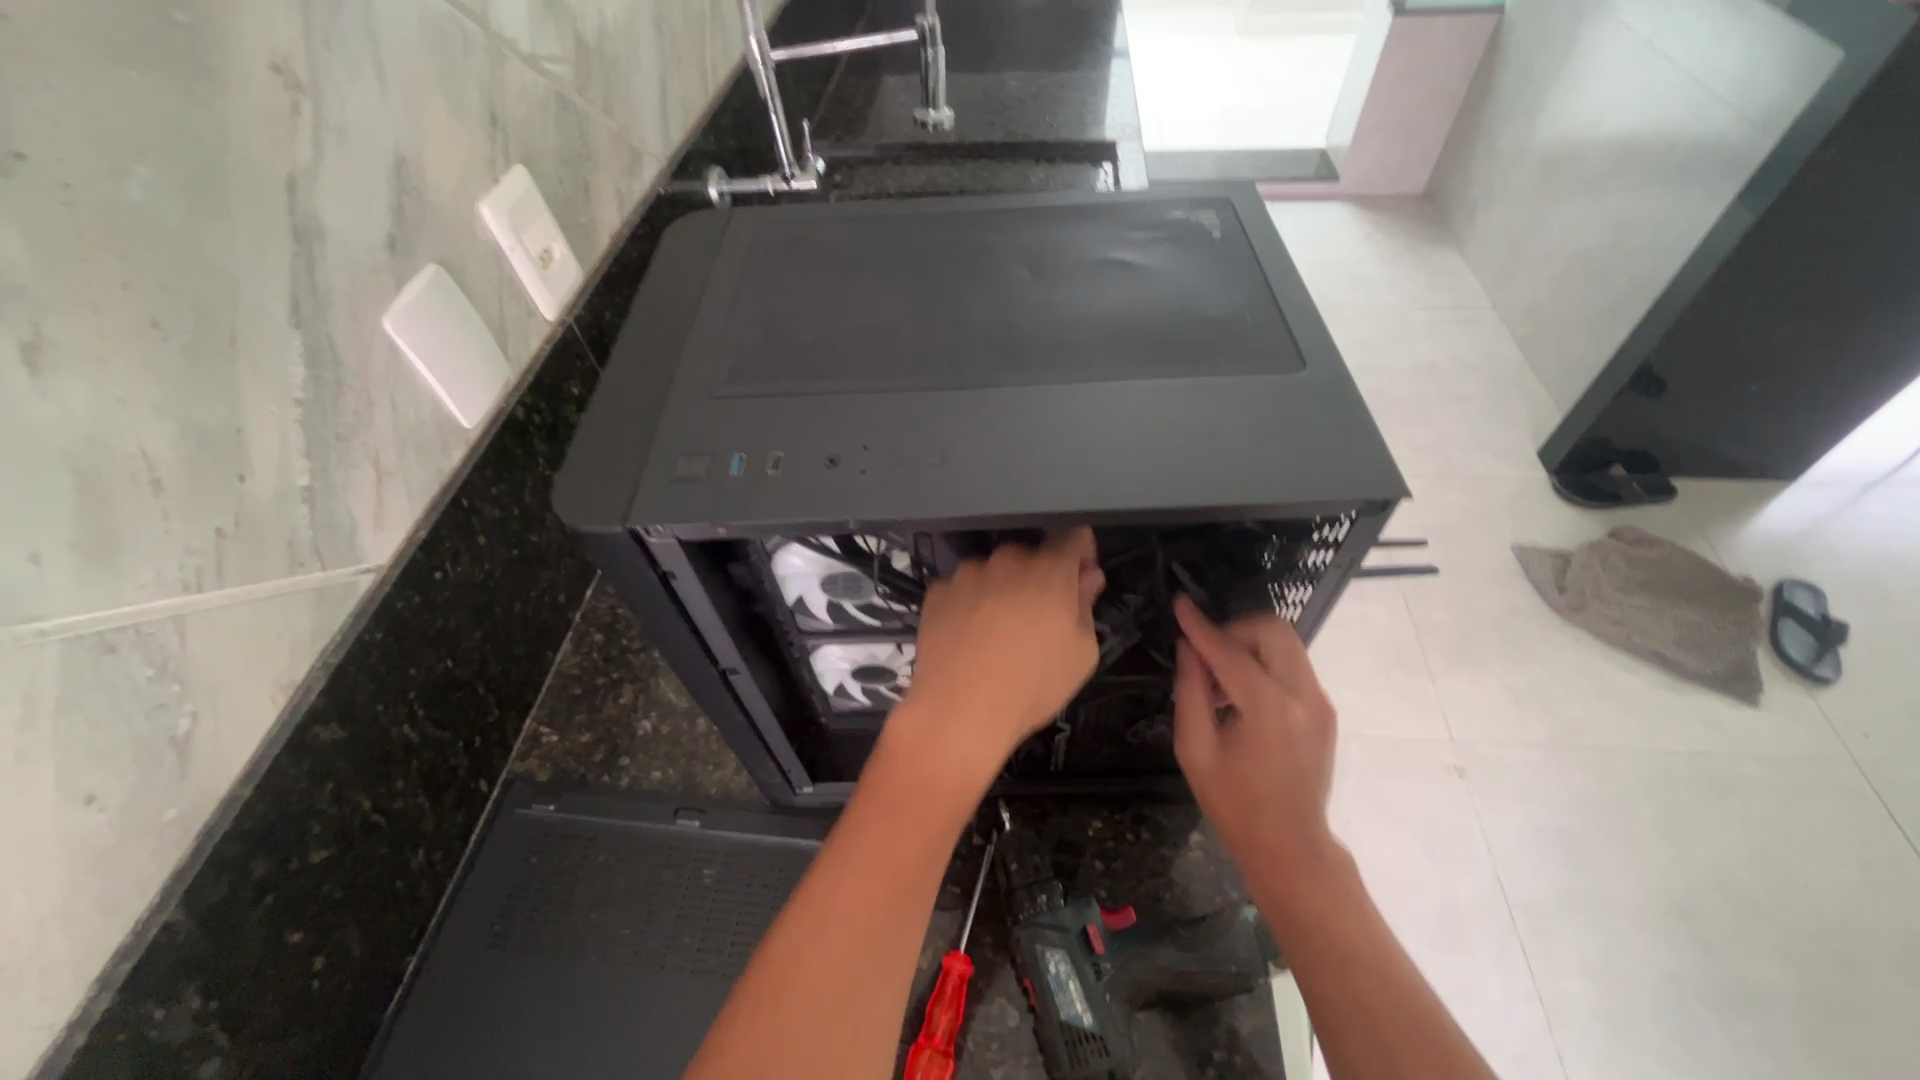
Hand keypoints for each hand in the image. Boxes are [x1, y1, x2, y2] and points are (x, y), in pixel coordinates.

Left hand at [892, 528, 1105, 776]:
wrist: (958, 710)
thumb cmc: (1031, 685)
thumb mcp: (1081, 654)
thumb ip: (1085, 607)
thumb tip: (1088, 578)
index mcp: (1050, 570)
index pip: (1074, 539)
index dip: (1082, 556)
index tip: (1081, 580)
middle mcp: (1007, 560)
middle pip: (1031, 556)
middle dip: (1039, 577)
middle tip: (1039, 618)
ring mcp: (967, 574)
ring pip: (993, 571)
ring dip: (1002, 588)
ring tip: (997, 632)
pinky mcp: (937, 592)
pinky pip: (962, 589)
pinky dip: (969, 603)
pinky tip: (968, 636)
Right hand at [1172, 594, 1339, 882]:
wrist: (1289, 844)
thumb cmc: (1234, 804)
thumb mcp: (1195, 750)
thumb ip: (1190, 692)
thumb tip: (1189, 650)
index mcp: (1269, 709)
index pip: (1230, 651)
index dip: (1201, 627)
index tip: (1180, 605)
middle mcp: (1304, 696)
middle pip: (1273, 630)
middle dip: (1235, 631)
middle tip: (1207, 656)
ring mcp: (1320, 702)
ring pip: (1286, 644)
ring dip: (1250, 648)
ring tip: (1220, 683)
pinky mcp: (1324, 710)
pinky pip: (1293, 666)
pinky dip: (1264, 665)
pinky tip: (1241, 697)